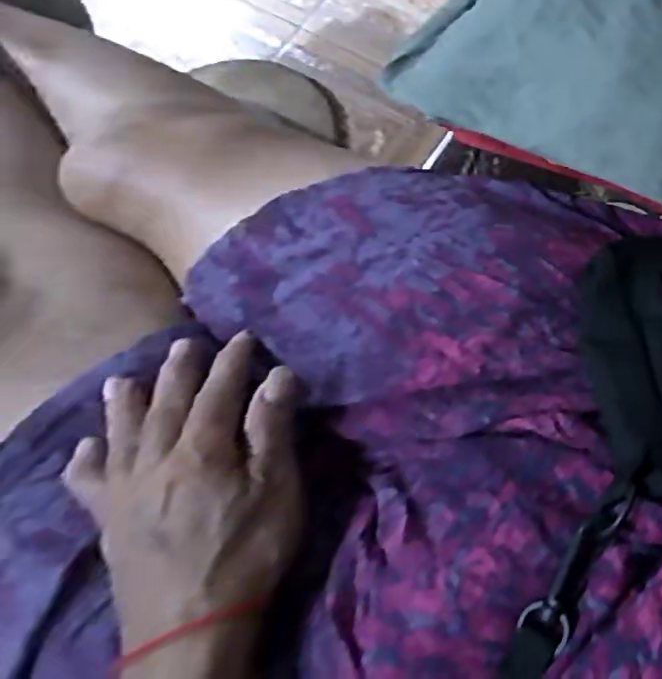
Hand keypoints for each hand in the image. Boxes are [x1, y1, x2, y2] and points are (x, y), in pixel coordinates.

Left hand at [62, 333, 303, 670]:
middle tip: (184, 344)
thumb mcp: (279, 485)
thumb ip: (271, 430)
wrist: (190, 621)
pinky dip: (86, 461)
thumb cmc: (252, 545)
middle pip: (165, 412)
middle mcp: (155, 468)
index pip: (216, 397)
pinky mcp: (110, 523)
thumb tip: (277, 376)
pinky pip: (89, 485)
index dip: (230, 365)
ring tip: (123, 380)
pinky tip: (85, 448)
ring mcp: (125, 497)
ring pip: (122, 440)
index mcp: (201, 456)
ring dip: (125, 407)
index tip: (242, 337)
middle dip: (178, 376)